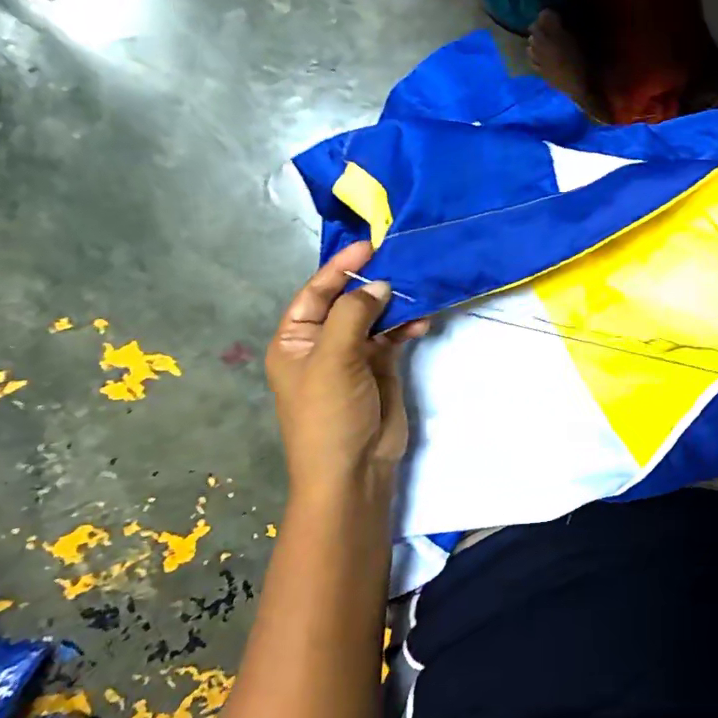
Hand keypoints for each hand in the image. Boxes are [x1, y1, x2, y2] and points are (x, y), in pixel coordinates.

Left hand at [266, 242, 427, 494]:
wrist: (354, 471)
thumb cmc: (329, 413)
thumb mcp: (332, 359)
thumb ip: (353, 314)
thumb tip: (379, 286)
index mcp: (295, 339)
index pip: (316, 292)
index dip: (340, 268)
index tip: (370, 246)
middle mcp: (322, 343)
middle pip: (348, 301)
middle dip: (373, 284)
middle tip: (403, 263)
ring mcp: (353, 356)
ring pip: (375, 318)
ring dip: (395, 305)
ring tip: (418, 290)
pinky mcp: (381, 369)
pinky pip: (394, 337)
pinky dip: (407, 327)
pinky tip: (422, 320)